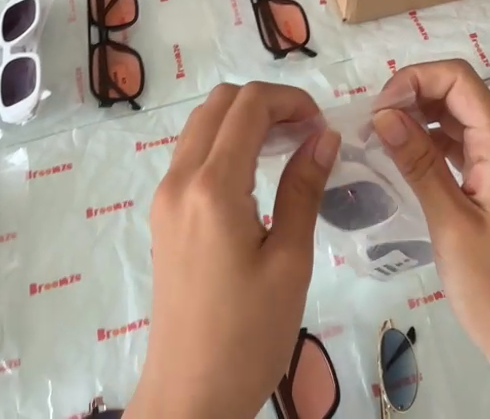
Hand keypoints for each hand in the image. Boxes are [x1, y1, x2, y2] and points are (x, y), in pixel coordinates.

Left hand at [129, 82, 341, 418]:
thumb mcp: (290, 261)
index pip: (249, 105)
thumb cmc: (248, 334)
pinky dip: (226, 142)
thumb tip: (325, 136)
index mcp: (213, 186)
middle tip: (307, 133)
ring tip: (287, 149)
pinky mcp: (164, 215)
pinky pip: (193, 152)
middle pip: (221, 102)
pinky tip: (258, 174)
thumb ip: (304, 188)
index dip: (291, 100)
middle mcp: (180, 179)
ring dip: (244, 119)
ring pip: (203, 123)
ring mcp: (166, 196)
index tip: (322, 126)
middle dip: (267, 103)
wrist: (190, 395)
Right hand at [375, 60, 489, 418]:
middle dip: (414, 93)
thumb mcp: (450, 223)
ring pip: (456, 117)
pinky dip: (428, 141)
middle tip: (373, 122)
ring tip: (379, 136)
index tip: (379, 108)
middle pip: (458, 93)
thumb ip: (418, 163)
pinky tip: (401, 155)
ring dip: (418, 115)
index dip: (416, 79)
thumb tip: (384, 114)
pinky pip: (459, 144)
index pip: (460, 80)